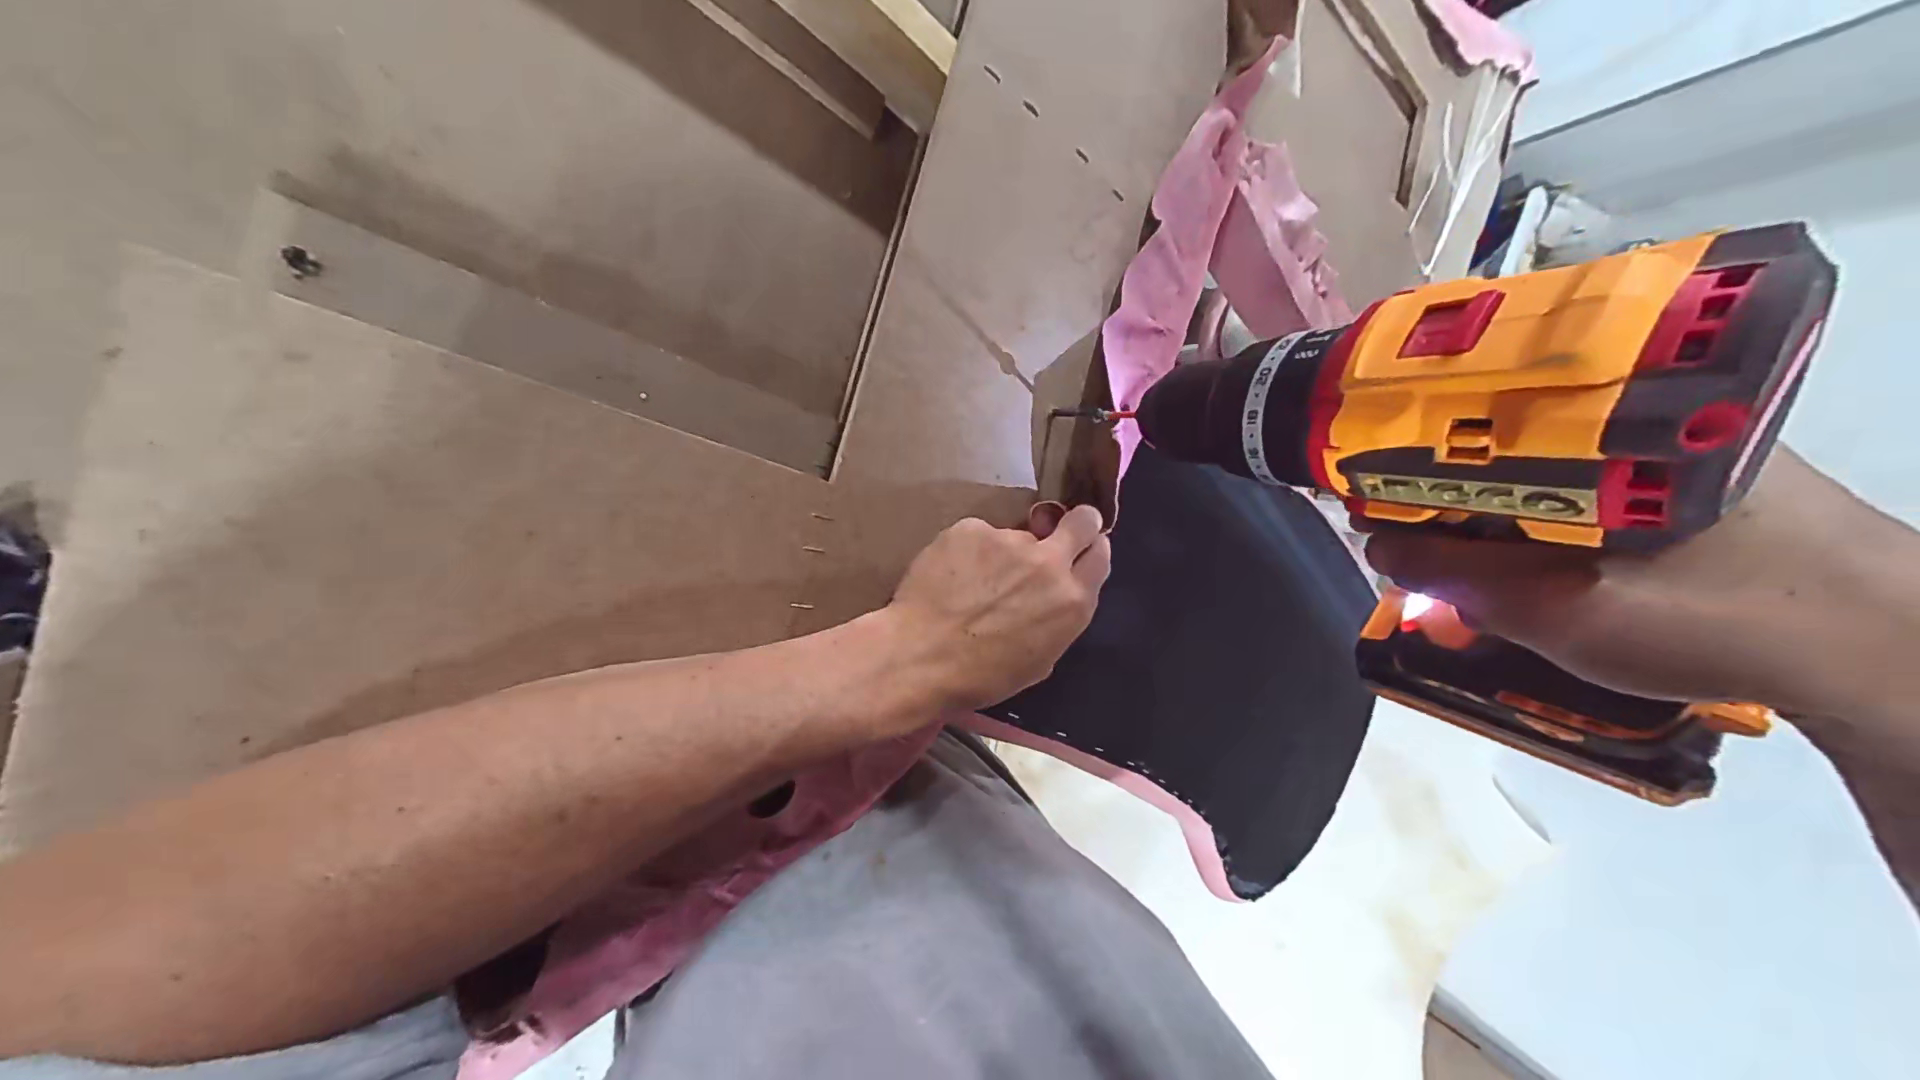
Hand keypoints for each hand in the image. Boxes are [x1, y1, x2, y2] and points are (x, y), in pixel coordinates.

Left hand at [878, 504, 1110, 717]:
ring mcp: (1009, 541)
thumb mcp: (1040, 659)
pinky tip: (948, 577)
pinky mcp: (971, 528)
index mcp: (1072, 601)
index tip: (1078, 547)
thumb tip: (1053, 593)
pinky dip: (967, 552)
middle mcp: (1048, 563)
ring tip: (971, 583)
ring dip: (1002, 552)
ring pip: (1016, 535)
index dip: (1090, 548)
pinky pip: (978, 535)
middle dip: (1076, 521)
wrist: (920, 658)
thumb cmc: (981, 675)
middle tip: (1054, 530)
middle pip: (1081, 520)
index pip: (1100, 554)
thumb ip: (1057, 616)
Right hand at [1363, 448, 1918, 718]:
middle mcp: (1645, 418)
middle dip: (1444, 487)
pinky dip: (1539, 512)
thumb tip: (1378, 544)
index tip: (1370, 494)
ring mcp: (1676, 447)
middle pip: (1504, 438)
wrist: (1893, 663)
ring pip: (1544, 464)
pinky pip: (1584, 484)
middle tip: (1412, 537)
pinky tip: (1531, 552)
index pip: (1475, 418)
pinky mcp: (1698, 481)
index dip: (1408, 453)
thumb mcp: (1559, 608)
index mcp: (1615, 424)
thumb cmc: (1718, 620)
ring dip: (1491, 503)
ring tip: (1460, 552)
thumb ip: (1455, 573)